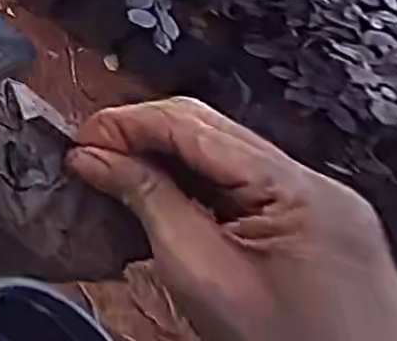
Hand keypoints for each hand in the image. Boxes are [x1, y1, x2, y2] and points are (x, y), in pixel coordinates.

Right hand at [68, 98, 396, 340]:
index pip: (188, 123)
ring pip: (214, 145)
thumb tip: (90, 156)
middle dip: (138, 131)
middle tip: (91, 153)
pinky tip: (157, 189)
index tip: (79, 142)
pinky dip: (187, 175)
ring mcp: (317, 203)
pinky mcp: (312, 225)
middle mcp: (312, 183)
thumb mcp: (200, 273)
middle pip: (202, 125)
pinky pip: (234, 177)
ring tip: (115, 169)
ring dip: (159, 150)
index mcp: (297, 189)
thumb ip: (144, 198)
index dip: (123, 123)